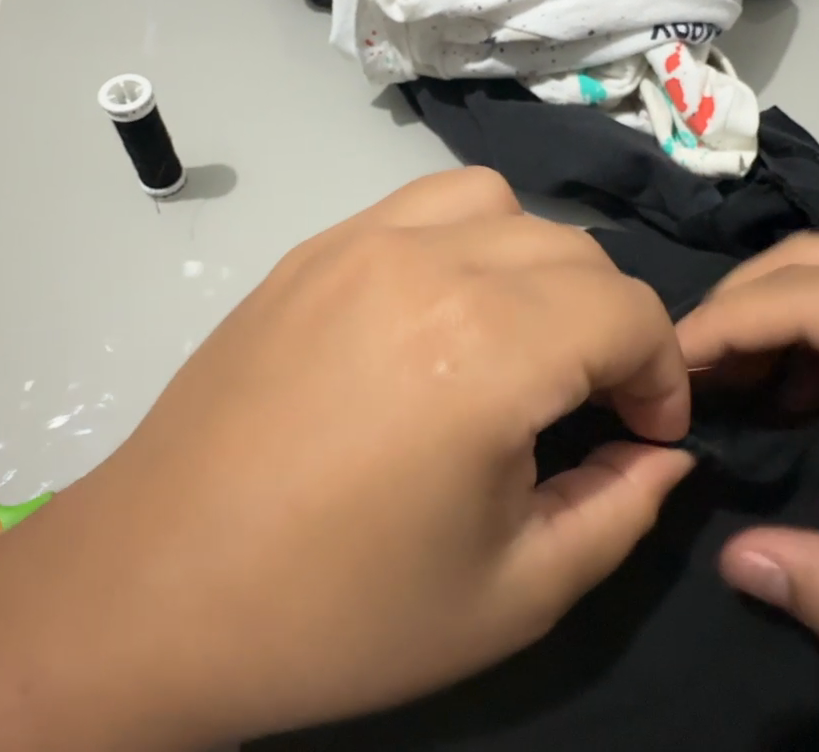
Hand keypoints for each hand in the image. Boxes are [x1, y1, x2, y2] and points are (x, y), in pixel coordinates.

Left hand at [0, 167, 692, 751]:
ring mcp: (356, 245)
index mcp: (487, 349)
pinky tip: (438, 318)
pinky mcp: (307, 253)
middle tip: (587, 405)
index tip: (643, 433)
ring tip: (516, 343)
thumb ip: (617, 510)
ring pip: (499, 205)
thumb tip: (664, 452)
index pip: (628, 311)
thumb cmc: (339, 612)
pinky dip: (464, 242)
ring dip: (537, 267)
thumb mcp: (513, 593)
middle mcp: (426, 265)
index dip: (660, 373)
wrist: (154, 590)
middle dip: (609, 326)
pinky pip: (419, 208)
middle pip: (574, 252)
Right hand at [678, 233, 818, 706]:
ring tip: (730, 382)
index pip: (813, 295)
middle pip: (817, 257)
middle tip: (684, 376)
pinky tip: (803, 388)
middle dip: (736, 306)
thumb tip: (737, 558)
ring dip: (772, 309)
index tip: (665, 374)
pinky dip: (814, 322)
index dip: (725, 327)